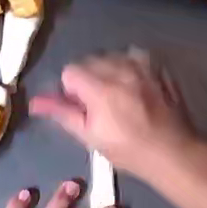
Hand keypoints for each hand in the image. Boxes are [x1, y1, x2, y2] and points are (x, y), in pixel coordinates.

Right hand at [30, 49, 206, 183]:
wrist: (172, 151)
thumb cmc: (127, 149)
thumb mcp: (89, 136)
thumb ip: (62, 113)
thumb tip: (35, 102)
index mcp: (99, 87)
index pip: (70, 71)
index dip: (71, 90)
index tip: (81, 107)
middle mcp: (120, 69)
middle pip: (90, 60)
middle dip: (89, 78)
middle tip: (98, 104)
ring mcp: (142, 66)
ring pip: (112, 56)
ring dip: (109, 70)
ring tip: (118, 94)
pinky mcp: (159, 67)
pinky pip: (136, 56)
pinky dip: (130, 66)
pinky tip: (136, 86)